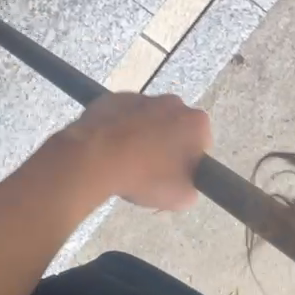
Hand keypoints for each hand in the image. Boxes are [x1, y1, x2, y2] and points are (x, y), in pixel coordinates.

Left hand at [43, 93, 210, 209]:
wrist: (94, 157)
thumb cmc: (144, 176)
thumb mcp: (180, 197)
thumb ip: (191, 186)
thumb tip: (185, 182)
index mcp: (195, 122)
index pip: (200, 141)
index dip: (188, 158)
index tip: (172, 172)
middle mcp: (171, 102)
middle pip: (173, 125)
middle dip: (165, 141)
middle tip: (149, 165)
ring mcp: (139, 97)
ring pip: (145, 117)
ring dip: (139, 132)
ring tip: (123, 157)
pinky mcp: (110, 98)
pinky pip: (120, 114)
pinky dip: (116, 125)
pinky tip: (107, 146)